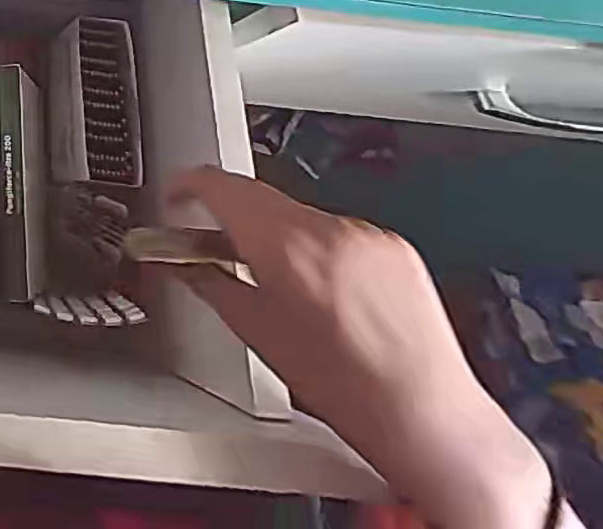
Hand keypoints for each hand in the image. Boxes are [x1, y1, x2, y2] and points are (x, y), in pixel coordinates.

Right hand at [166, 167, 556, 528]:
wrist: (429, 419)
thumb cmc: (344, 389)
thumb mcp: (255, 330)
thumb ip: (207, 280)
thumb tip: (173, 260)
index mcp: (285, 248)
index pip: (222, 186)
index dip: (189, 183)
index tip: (177, 193)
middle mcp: (326, 229)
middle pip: (256, 194)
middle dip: (227, 210)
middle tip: (208, 237)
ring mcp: (363, 232)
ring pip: (293, 211)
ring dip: (270, 229)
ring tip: (268, 272)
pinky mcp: (390, 242)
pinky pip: (333, 225)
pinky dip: (311, 243)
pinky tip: (315, 283)